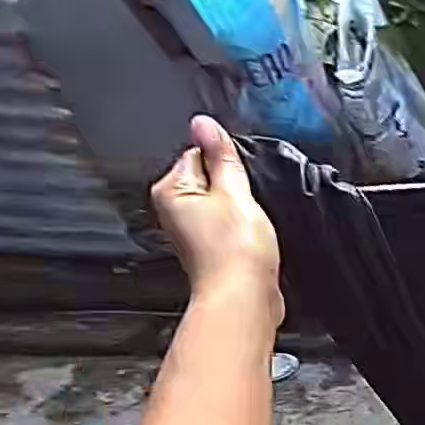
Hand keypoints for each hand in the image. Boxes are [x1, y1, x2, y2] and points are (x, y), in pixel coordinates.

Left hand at [152, 115, 283, 323]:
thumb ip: (222, 157)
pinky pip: (232, 229)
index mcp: (171, 190)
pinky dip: (246, 234)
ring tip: (250, 230)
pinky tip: (253, 244)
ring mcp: (195, 234)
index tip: (242, 183)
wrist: (245, 300)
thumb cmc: (235, 254)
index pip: (200, 154)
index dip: (228, 165)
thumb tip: (205, 124)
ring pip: (225, 207)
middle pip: (213, 181)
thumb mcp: (235, 193)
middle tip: (248, 210)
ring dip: (244, 214)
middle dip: (237, 191)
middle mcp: (176, 211)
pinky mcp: (215, 251)